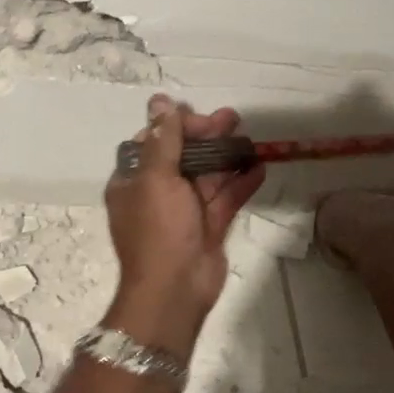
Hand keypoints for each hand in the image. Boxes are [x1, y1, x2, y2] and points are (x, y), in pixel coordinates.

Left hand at [102, 94, 264, 352]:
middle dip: (207, 136)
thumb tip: (159, 102)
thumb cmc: (158, 231)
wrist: (174, 291)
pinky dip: (241, 183)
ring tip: (250, 138)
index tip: (197, 118)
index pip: (153, 142)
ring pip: (207, 175)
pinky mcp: (207, 227)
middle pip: (183, 156)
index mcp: (133, 181)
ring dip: (227, 156)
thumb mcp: (156, 179)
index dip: (175, 126)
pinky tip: (259, 167)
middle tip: (232, 119)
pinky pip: (225, 199)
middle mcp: (156, 193)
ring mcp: (183, 211)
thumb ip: (162, 140)